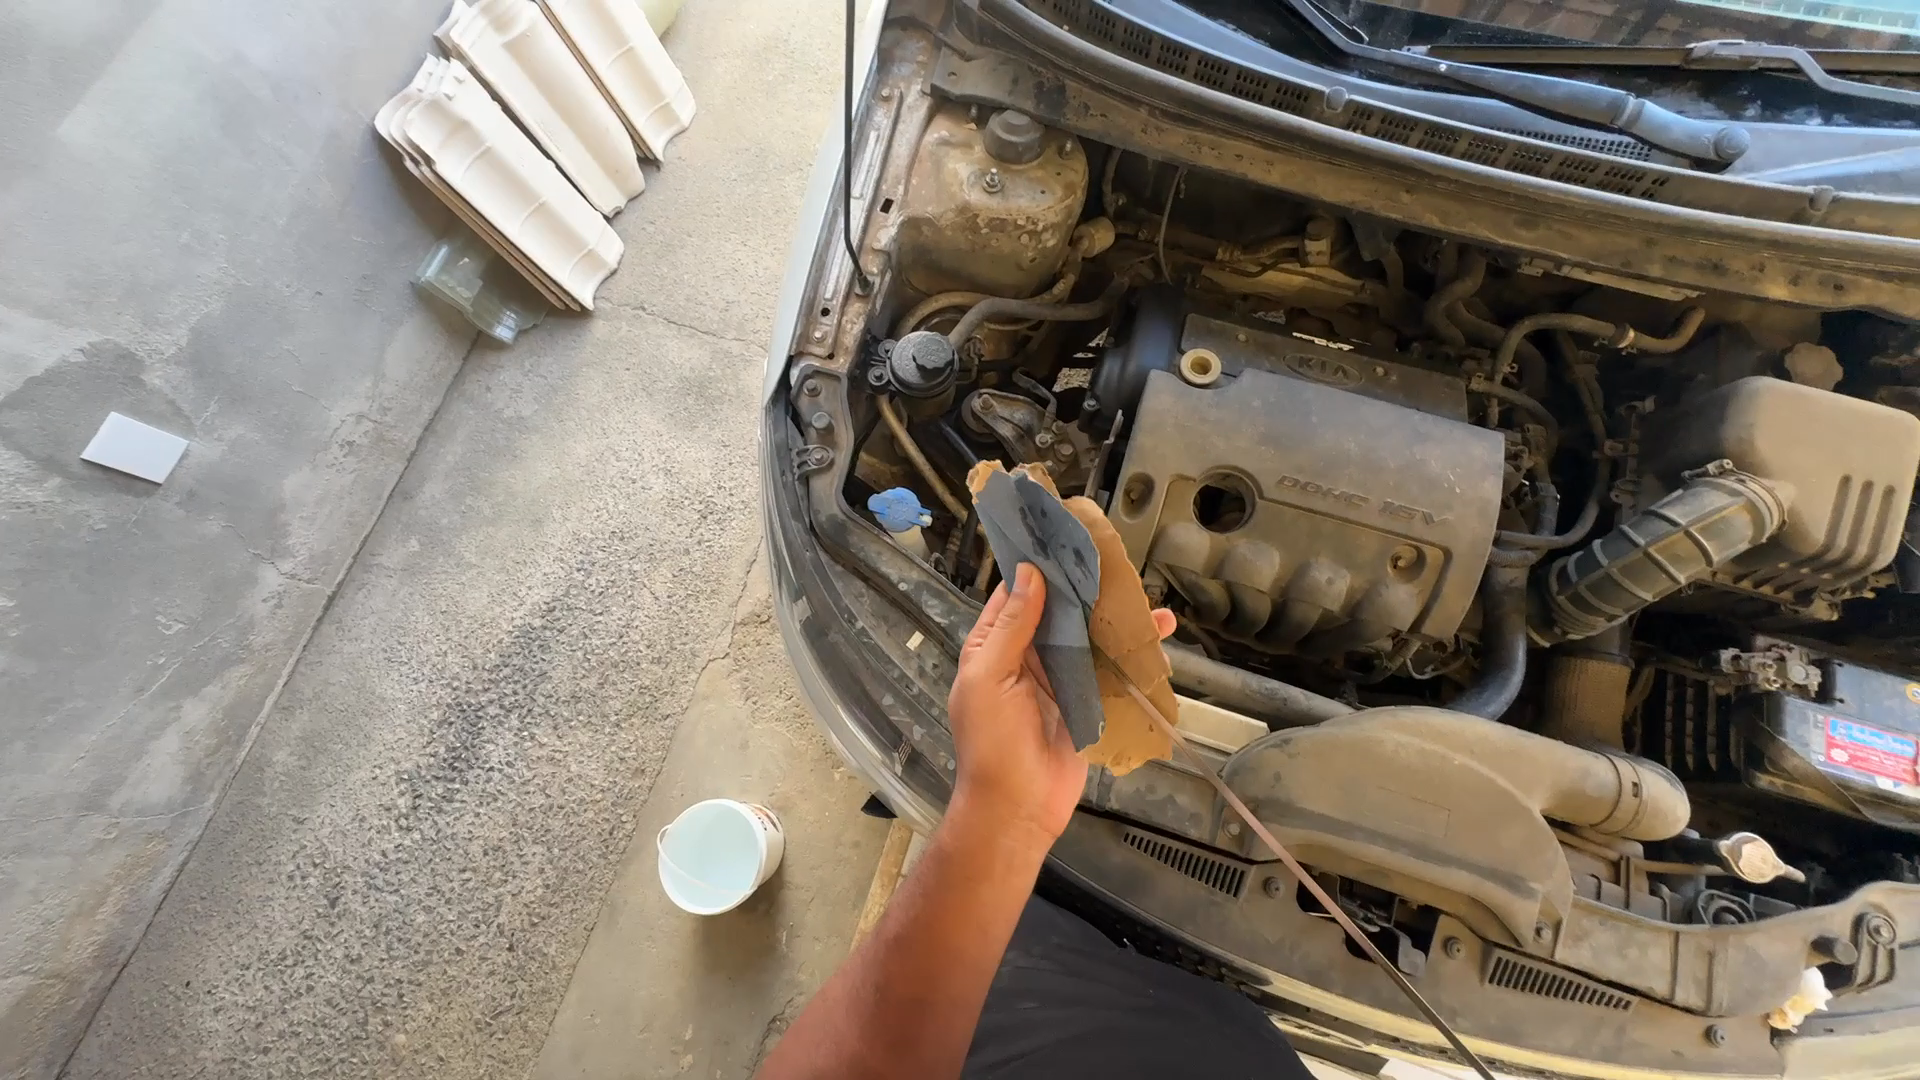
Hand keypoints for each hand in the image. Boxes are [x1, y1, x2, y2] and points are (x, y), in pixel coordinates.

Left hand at [945, 563, 1177, 858]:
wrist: (1018, 808)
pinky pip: (1107, 671)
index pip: (1015, 595)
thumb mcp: (989, 676)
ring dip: (1113, 621)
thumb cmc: (992, 741)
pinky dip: (1129, 656)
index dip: (1035, 567)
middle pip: (1057, 612)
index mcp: (993, 646)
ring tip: (1146, 602)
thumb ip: (1011, 626)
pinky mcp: (1086, 701)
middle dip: (1083, 590)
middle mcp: (1026, 656)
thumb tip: (1029, 573)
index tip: (1062, 538)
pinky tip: (1155, 642)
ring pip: (1087, 638)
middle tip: (1115, 562)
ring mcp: (1057, 679)